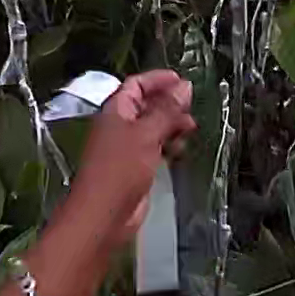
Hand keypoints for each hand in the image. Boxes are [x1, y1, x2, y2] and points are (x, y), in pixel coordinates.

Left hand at [63, 70, 194, 249]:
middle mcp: (121, 125)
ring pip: (154, 126)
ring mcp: (128, 147)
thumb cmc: (120, 169)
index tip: (181, 80)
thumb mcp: (147, 133)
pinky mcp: (136, 167)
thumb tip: (185, 86)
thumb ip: (167, 110)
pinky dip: (169, 145)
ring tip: (190, 130)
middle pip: (147, 104)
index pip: (137, 84)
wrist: (103, 216)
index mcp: (117, 110)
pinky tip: (180, 151)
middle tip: (191, 108)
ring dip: (172, 125)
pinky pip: (156, 147)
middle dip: (170, 104)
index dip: (158, 79)